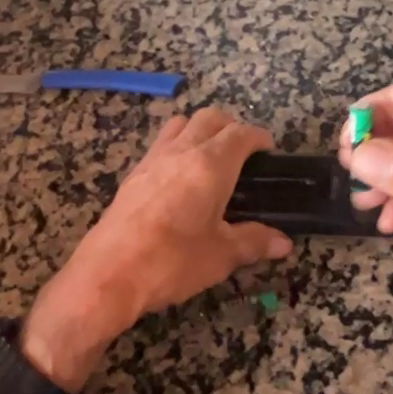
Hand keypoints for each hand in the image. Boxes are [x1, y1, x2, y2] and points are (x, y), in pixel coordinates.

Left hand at [23, 109, 292, 389]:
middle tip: (243, 152)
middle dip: (231, 127)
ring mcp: (152, 160)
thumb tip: (283, 243)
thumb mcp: (221, 255)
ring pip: (180, 125)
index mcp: (210, 165)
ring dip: (200, 131)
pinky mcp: (132, 176)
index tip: (268, 151)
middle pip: (209, 118)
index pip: (240, 135)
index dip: (259, 138)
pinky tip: (181, 178)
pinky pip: (160, 145)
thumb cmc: (172, 262)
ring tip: (211, 159)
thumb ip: (254, 242)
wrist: (109, 274)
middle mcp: (181, 152)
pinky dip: (177, 148)